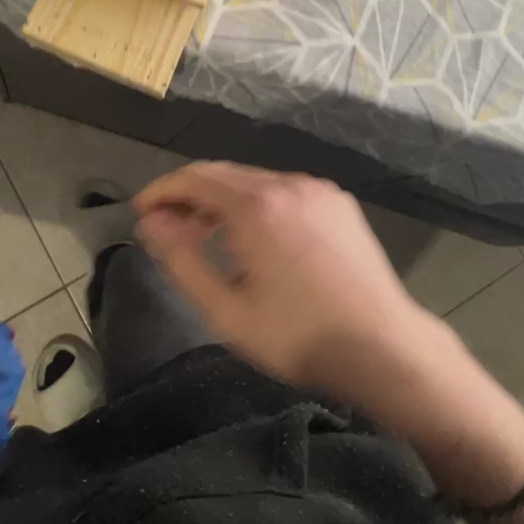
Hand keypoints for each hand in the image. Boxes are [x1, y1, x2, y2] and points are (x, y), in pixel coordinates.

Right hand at [132, 162, 440, 396]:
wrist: (383, 348)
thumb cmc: (297, 336)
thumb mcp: (226, 309)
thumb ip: (181, 260)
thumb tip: (150, 223)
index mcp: (257, 206)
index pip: (194, 179)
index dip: (161, 192)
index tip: (140, 213)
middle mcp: (289, 184)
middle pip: (224, 174)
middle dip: (189, 196)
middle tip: (166, 229)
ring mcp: (319, 191)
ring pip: (255, 182)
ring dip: (222, 201)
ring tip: (204, 237)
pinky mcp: (339, 205)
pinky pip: (284, 192)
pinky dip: (257, 205)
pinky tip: (252, 239)